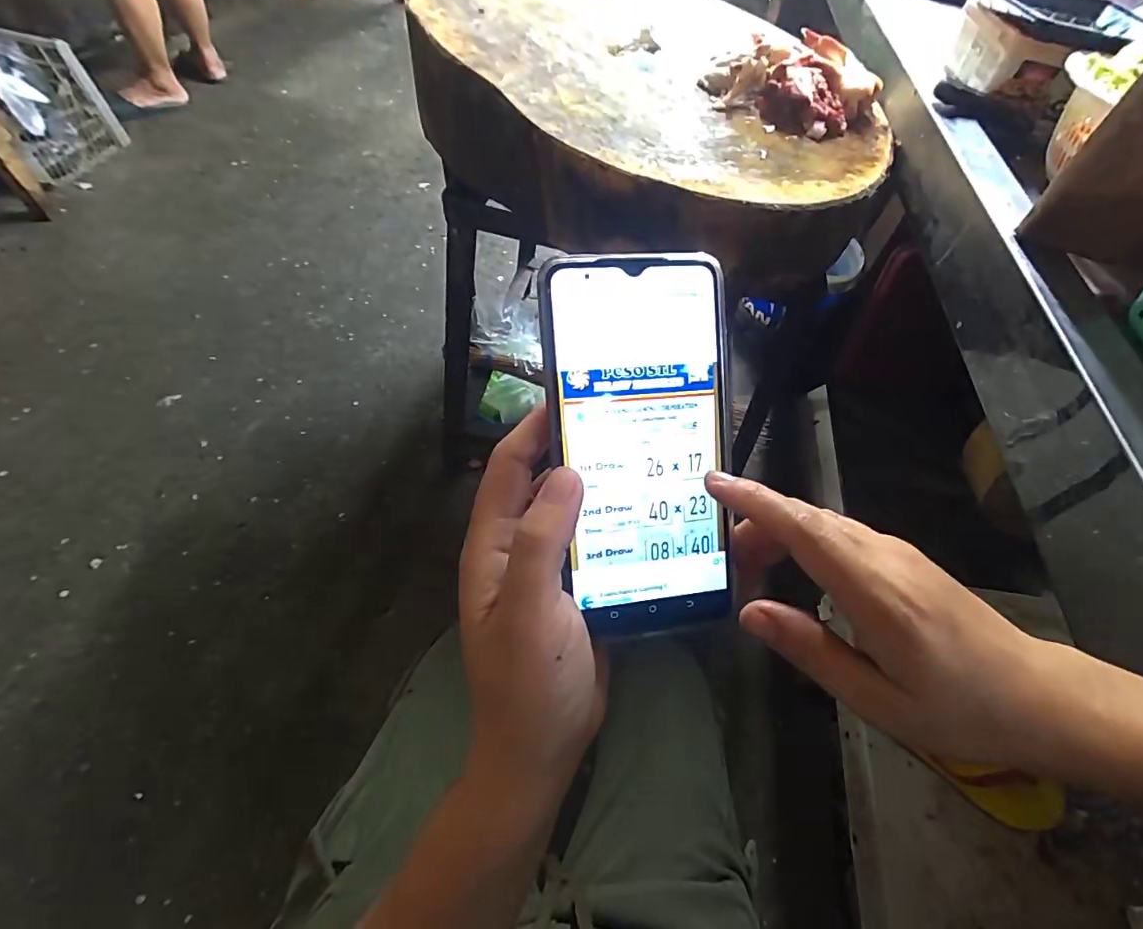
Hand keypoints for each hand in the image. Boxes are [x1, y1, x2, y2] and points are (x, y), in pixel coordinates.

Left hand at [458, 406, 607, 801]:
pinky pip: (595, 542)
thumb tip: (568, 472)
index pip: (509, 469)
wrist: (543, 748)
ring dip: (599, 485)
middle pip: (543, 483)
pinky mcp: (578, 588)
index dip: (533, 429)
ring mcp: (549, 568)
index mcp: (494, 544)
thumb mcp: (526, 607)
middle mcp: (518, 547)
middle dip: (573, 450)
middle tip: (620, 421)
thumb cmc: (526, 679)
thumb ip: (541, 539)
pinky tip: (648, 510)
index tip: (569, 395)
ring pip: (572, 511)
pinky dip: (614, 521)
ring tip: (642, 455)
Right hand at [706, 470, 1070, 770]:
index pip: (802, 529)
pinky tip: (797, 568)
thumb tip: (750, 612)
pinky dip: (805, 539)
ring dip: (780, 531)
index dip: (754, 501)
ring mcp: (897, 552)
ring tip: (754, 567)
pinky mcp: (903, 557)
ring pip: (823, 522)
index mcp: (875, 591)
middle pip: (806, 517)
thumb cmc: (959, 709)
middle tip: (730, 562)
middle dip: (757, 522)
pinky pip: (841, 533)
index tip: (715, 484)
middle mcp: (884, 556)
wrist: (1038, 696)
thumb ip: (810, 650)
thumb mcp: (877, 699)